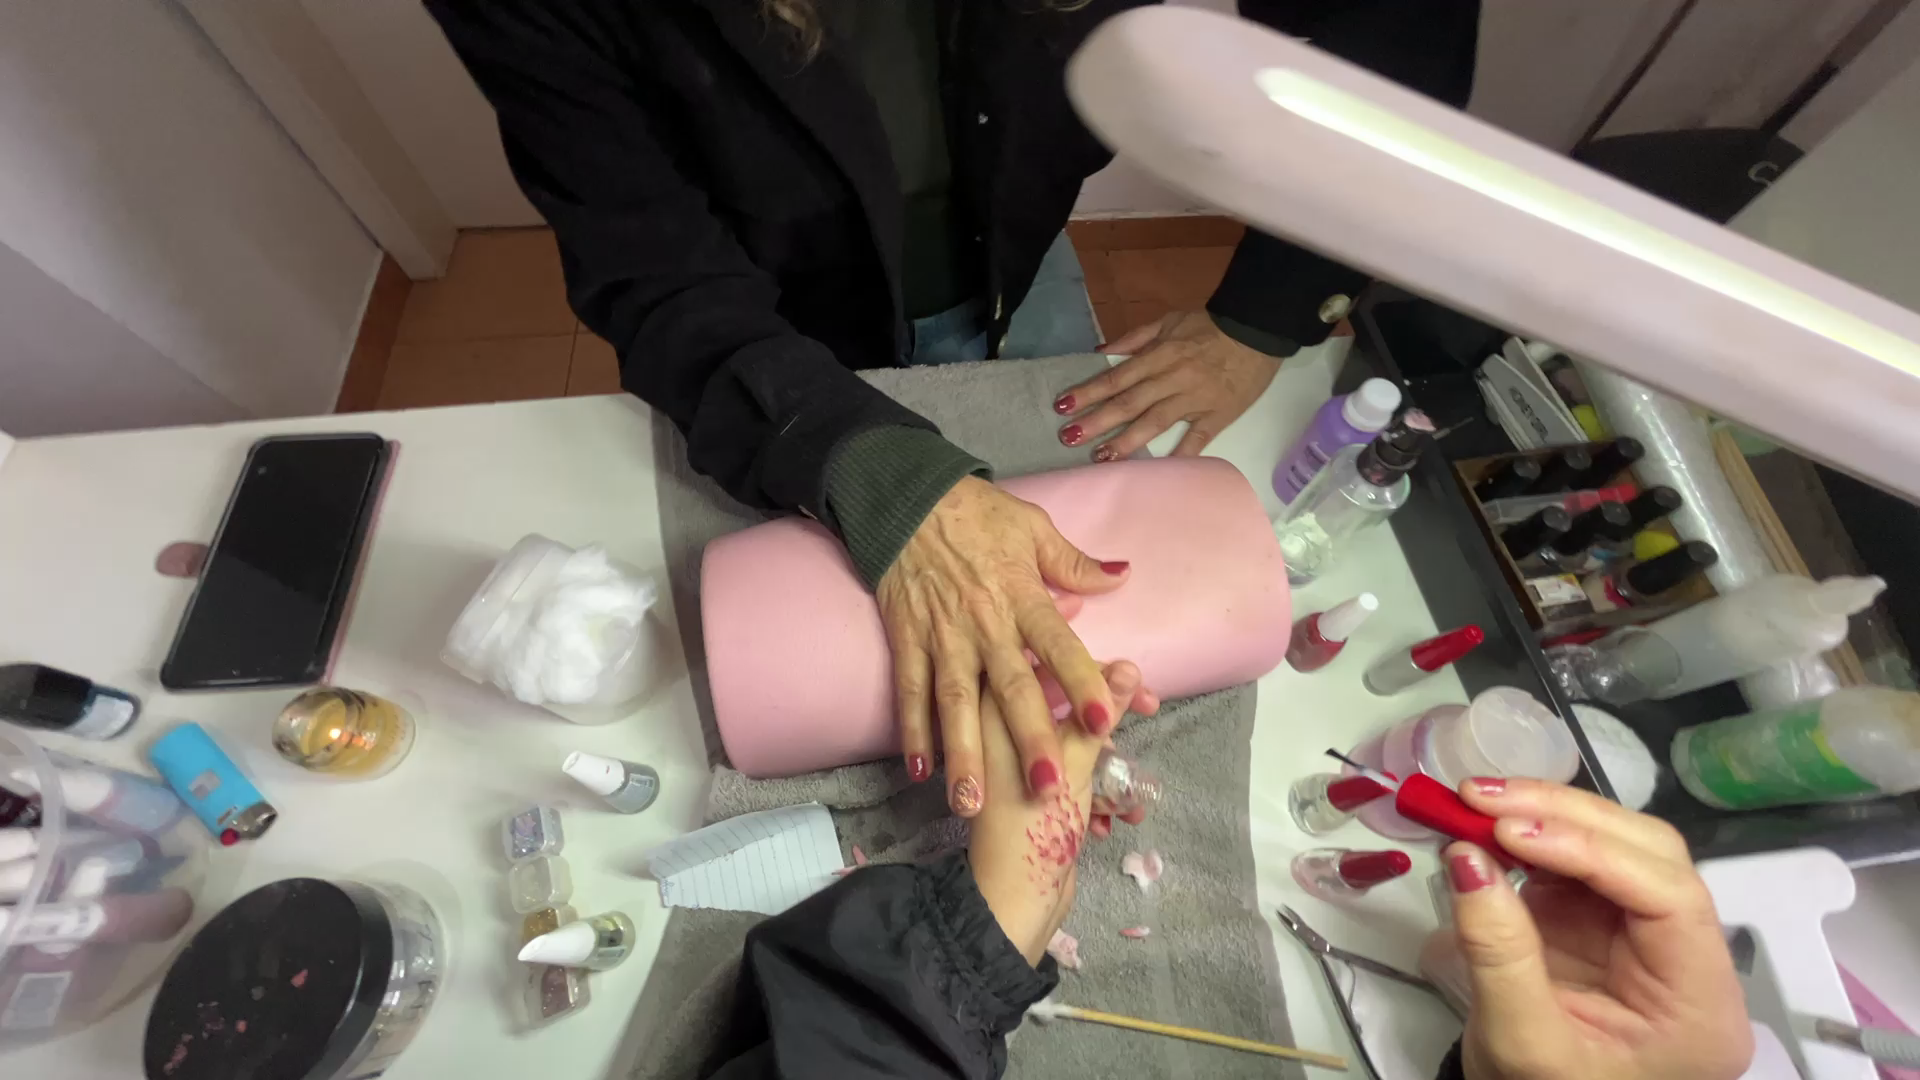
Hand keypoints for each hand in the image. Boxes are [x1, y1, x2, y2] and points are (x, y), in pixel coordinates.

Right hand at [878, 476, 1131, 817]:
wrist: (908, 497)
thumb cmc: (976, 512)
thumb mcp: (1033, 526)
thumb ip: (1075, 562)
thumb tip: (1122, 574)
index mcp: (1022, 595)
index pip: (1059, 644)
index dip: (1082, 682)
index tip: (1105, 721)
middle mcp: (984, 624)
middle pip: (1011, 687)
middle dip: (1030, 738)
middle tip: (1047, 789)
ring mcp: (942, 635)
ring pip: (955, 702)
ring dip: (965, 753)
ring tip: (973, 803)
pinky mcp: (907, 638)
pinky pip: (910, 689)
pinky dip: (912, 730)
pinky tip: (920, 770)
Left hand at [969, 660, 1157, 963]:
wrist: (1010, 903)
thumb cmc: (1032, 823)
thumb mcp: (1071, 762)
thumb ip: (1098, 712)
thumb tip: (1128, 665)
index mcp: (995, 708)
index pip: (1047, 664)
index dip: (1093, 669)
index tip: (1136, 681)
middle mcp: (1001, 728)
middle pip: (1065, 702)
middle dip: (1108, 717)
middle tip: (1150, 710)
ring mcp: (1018, 761)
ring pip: (1072, 741)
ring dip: (1108, 762)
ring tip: (1134, 790)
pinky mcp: (1033, 790)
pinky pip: (1070, 772)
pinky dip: (1095, 788)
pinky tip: (1118, 815)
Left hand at [1053, 310, 1279, 460]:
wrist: (1260, 326)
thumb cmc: (1210, 325)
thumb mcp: (1169, 320)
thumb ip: (1134, 339)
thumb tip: (1099, 353)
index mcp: (1159, 356)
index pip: (1116, 377)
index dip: (1089, 392)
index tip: (1063, 406)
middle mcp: (1172, 379)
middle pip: (1129, 402)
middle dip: (1098, 421)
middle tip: (1069, 437)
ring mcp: (1194, 400)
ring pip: (1156, 422)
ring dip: (1127, 441)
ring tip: (1101, 457)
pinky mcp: (1217, 415)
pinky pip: (1197, 439)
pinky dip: (1181, 455)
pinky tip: (1159, 472)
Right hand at [1446, 778, 1752, 1079]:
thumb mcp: (1519, 1039)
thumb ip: (1497, 951)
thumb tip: (1464, 855)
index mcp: (1696, 1004)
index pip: (1668, 897)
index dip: (1589, 849)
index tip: (1504, 831)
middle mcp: (1681, 955)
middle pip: (1649, 853)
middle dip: (1563, 813)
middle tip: (1478, 797)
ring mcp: (1634, 930)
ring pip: (1611, 840)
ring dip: (1541, 810)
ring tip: (1471, 799)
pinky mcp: (1587, 915)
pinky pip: (1566, 854)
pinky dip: (1523, 828)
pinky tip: (1482, 823)